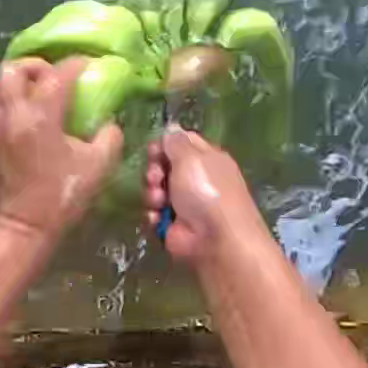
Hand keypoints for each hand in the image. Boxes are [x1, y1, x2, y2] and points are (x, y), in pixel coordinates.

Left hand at [0, 57, 124, 238]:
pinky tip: (21, 105)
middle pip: (14, 69)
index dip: (75, 65)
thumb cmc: (62, 194)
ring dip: (14, 78)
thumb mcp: (98, 165)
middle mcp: (13, 113)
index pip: (56, 75)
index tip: (89, 65)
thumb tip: (109, 123)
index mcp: (40, 116)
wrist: (27, 223)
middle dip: (37, 65)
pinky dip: (2, 95)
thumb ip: (109, 137)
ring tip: (35, 86)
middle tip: (55, 75)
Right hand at [145, 127, 270, 263]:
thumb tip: (171, 127)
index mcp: (206, 158)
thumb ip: (176, 142)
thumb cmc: (206, 192)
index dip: (164, 144)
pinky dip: (153, 214)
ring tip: (158, 200)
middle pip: (163, 165)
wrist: (215, 240)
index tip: (153, 150)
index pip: (180, 142)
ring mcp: (184, 202)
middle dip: (154, 170)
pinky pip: (153, 211)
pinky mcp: (172, 223)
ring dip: (151, 193)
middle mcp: (195, 178)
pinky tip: (158, 218)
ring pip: (155, 188)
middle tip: (156, 177)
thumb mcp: (191, 158)